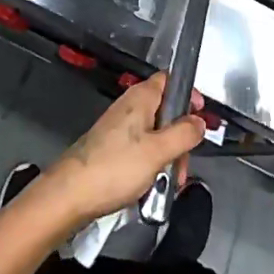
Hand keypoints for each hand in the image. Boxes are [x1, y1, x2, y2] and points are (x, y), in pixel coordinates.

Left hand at [40, 73, 205, 224]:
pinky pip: (142, 148)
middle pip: (165, 110)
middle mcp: (130, 106)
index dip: (188, 94)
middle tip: (183, 164)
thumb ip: (184, 134)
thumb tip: (200, 121)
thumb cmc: (116, 167)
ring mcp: (120, 127)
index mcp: (140, 97)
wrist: (71, 193)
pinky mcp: (113, 147)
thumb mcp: (158, 151)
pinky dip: (152, 164)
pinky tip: (152, 186)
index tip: (202, 117)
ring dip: (168, 155)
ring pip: (155, 133)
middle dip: (180, 136)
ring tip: (169, 182)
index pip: (169, 80)